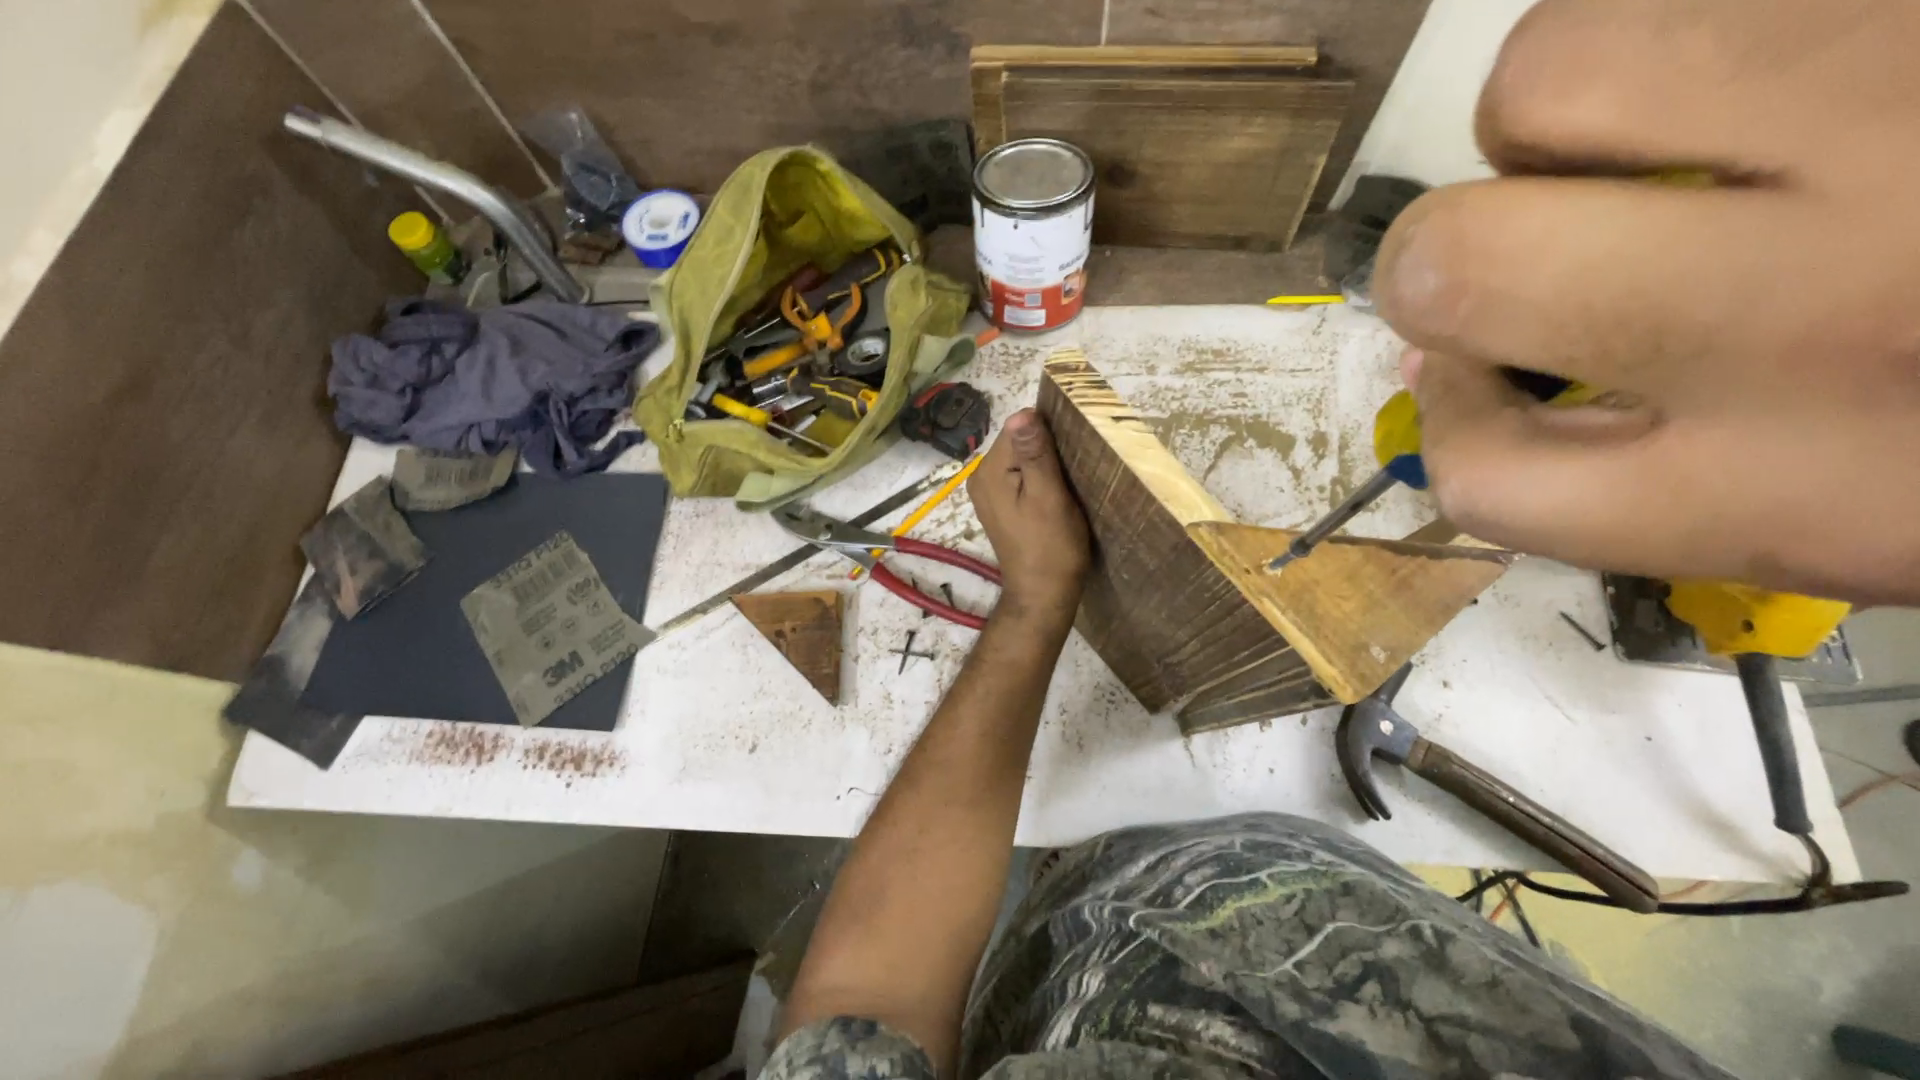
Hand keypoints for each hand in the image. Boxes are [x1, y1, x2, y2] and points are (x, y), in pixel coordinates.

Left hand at [968, 409, 1090, 618]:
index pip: (1019, 426)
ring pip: (1023, 459)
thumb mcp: (1048, 496)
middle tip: (1071, 476)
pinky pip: (1021, 477)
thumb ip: (1035, 454)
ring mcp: (989, 492)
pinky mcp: (1001, 505)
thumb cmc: (1051, 546)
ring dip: (1046, 467)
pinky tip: (1055, 498)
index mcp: (989, 471)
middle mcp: (981, 477)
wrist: (1043, 595)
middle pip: (1019, 442)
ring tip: (1065, 488)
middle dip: (1047, 451)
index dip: (1049, 435)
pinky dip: (1040, 481)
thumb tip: (1021, 413)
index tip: (1070, 457)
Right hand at [1374, 0, 1919, 604]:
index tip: (1487, 385)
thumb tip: (1458, 371)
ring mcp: (1919, 103)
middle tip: (1519, 247)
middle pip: (1458, 263)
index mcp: (1805, 486)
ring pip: (1553, 68)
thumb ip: (1641, 469)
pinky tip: (1807, 61)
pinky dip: (1714, 19)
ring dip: (1557, 112)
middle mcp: (1832, 311)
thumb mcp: (1874, 518)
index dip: (1453, 420)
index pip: (1481, 469)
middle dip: (1439, 261)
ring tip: (1666, 124)